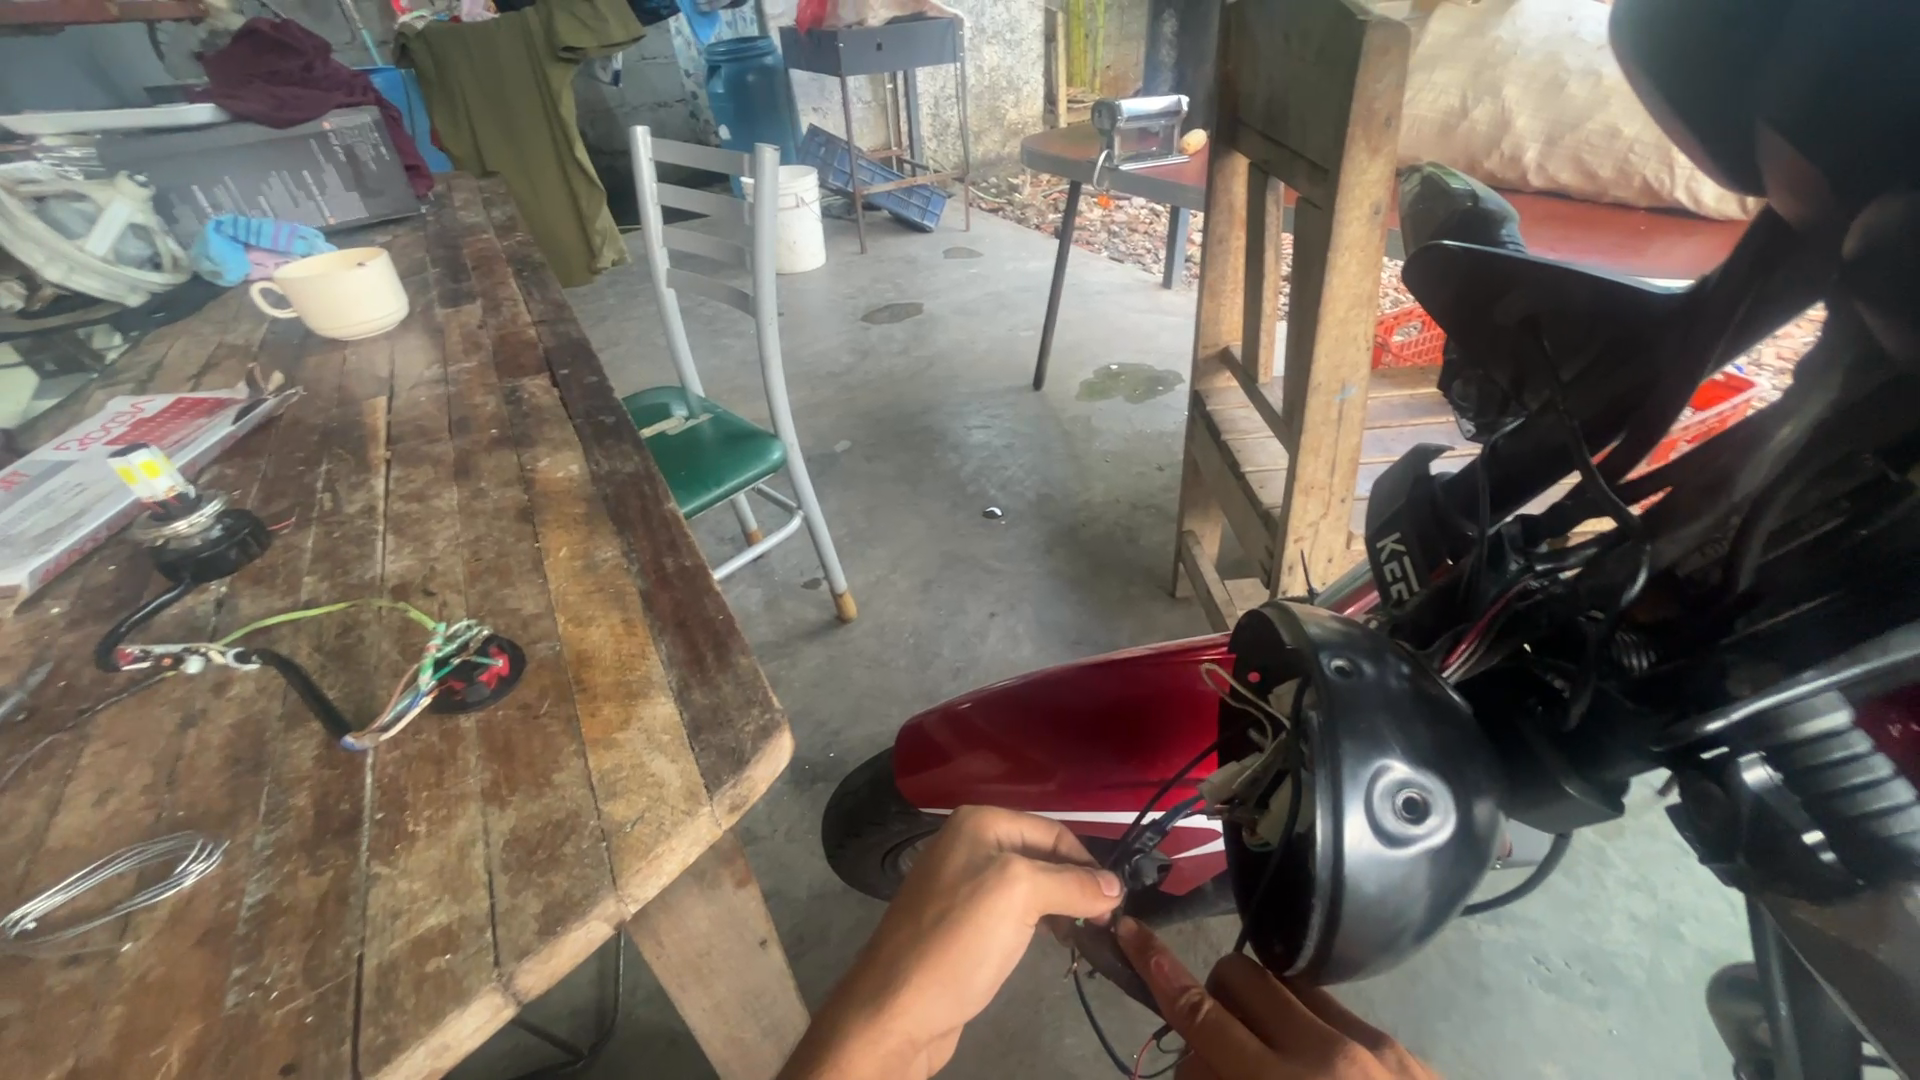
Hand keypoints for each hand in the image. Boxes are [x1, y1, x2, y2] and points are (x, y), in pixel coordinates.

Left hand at [781, 806, 1123, 1079]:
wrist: (895, 1008)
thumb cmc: (959, 939)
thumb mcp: (1019, 896)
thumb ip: (1071, 884)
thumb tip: (1115, 886)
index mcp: (980, 823)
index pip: (1052, 830)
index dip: (1087, 862)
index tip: (1116, 901)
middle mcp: (969, 843)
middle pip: (1041, 855)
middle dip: (1074, 884)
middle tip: (1104, 922)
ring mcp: (962, 882)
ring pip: (1028, 884)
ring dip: (1059, 905)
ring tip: (1083, 935)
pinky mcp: (961, 921)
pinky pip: (1011, 909)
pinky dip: (1037, 921)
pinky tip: (1053, 941)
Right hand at [1116, 918, 1436, 1079]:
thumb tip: (1193, 1062)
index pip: (1201, 1014)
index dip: (1157, 968)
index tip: (1130, 929)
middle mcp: (1326, 1056)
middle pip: (1239, 976)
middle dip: (1216, 996)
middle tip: (1222, 1046)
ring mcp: (1373, 1047)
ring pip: (1286, 983)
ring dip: (1264, 1011)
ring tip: (1276, 1059)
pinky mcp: (1405, 1051)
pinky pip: (1334, 1009)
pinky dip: (1312, 1030)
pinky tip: (1326, 1076)